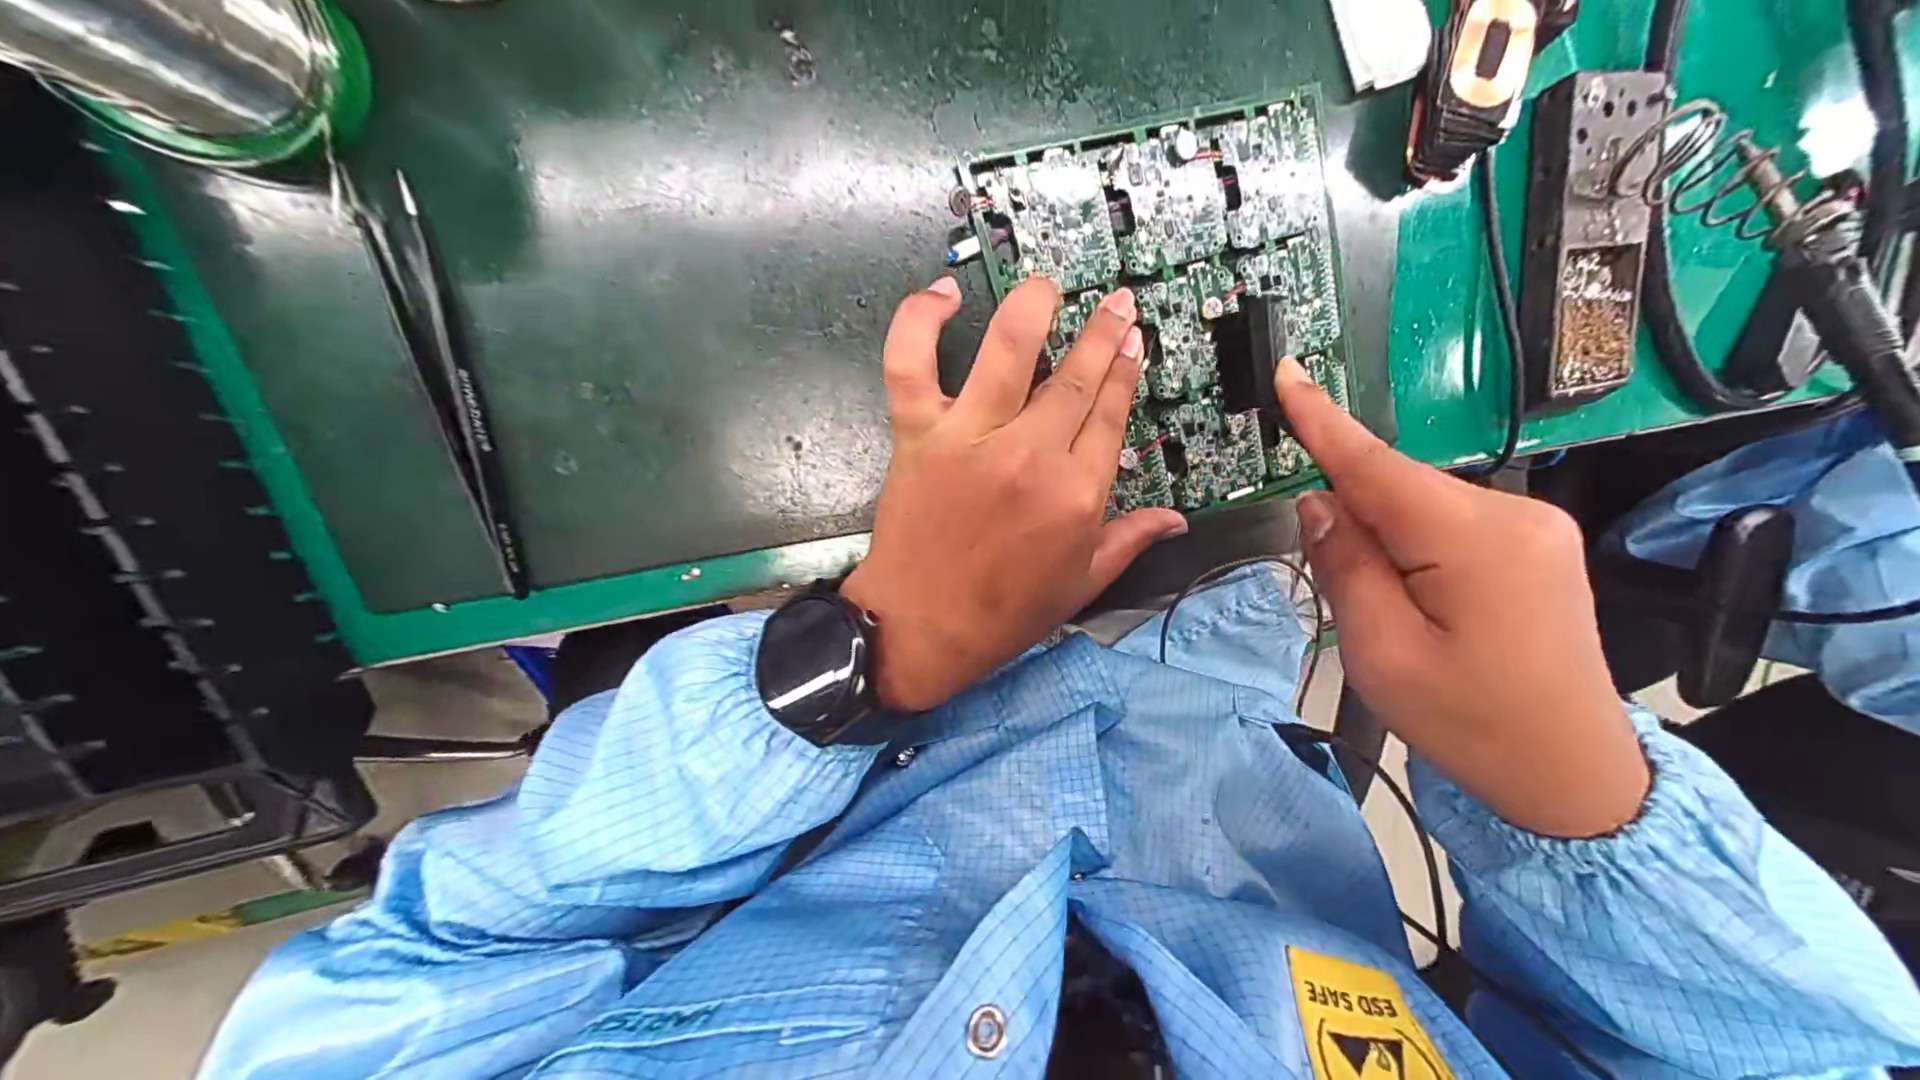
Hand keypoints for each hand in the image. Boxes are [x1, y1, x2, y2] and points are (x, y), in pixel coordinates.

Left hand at [841, 276, 1186, 710]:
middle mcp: (1030, 456)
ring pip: (1009, 352)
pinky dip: (919, 322)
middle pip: (1076, 379)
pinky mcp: (918, 435)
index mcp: (1078, 494)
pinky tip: (943, 293)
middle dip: (1103, 334)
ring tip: (1051, 284)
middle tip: (1116, 303)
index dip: (1125, 372)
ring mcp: (971, 439)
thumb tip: (1177, 519)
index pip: (1111, 414)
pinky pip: (911, 364)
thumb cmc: (1004, 612)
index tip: (1132, 343)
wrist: (922, 627)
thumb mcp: (1081, 584)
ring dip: (1036, 308)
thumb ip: (1130, 541)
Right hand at [1275, 357, 1648, 837]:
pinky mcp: (1533, 544)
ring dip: (1379, 541)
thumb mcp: (1380, 650)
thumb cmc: (1467, 721)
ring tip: (1386, 611)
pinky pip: (1444, 522)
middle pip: (1394, 489)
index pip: (1375, 466)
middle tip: (1343, 592)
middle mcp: (1513, 514)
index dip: (1323, 420)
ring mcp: (1532, 527)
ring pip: (1416, 507)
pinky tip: (1413, 597)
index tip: (1288, 371)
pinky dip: (1407, 546)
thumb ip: (1345, 565)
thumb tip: (1318, 502)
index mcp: (1474, 539)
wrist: (1572, 773)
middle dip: (1350, 520)